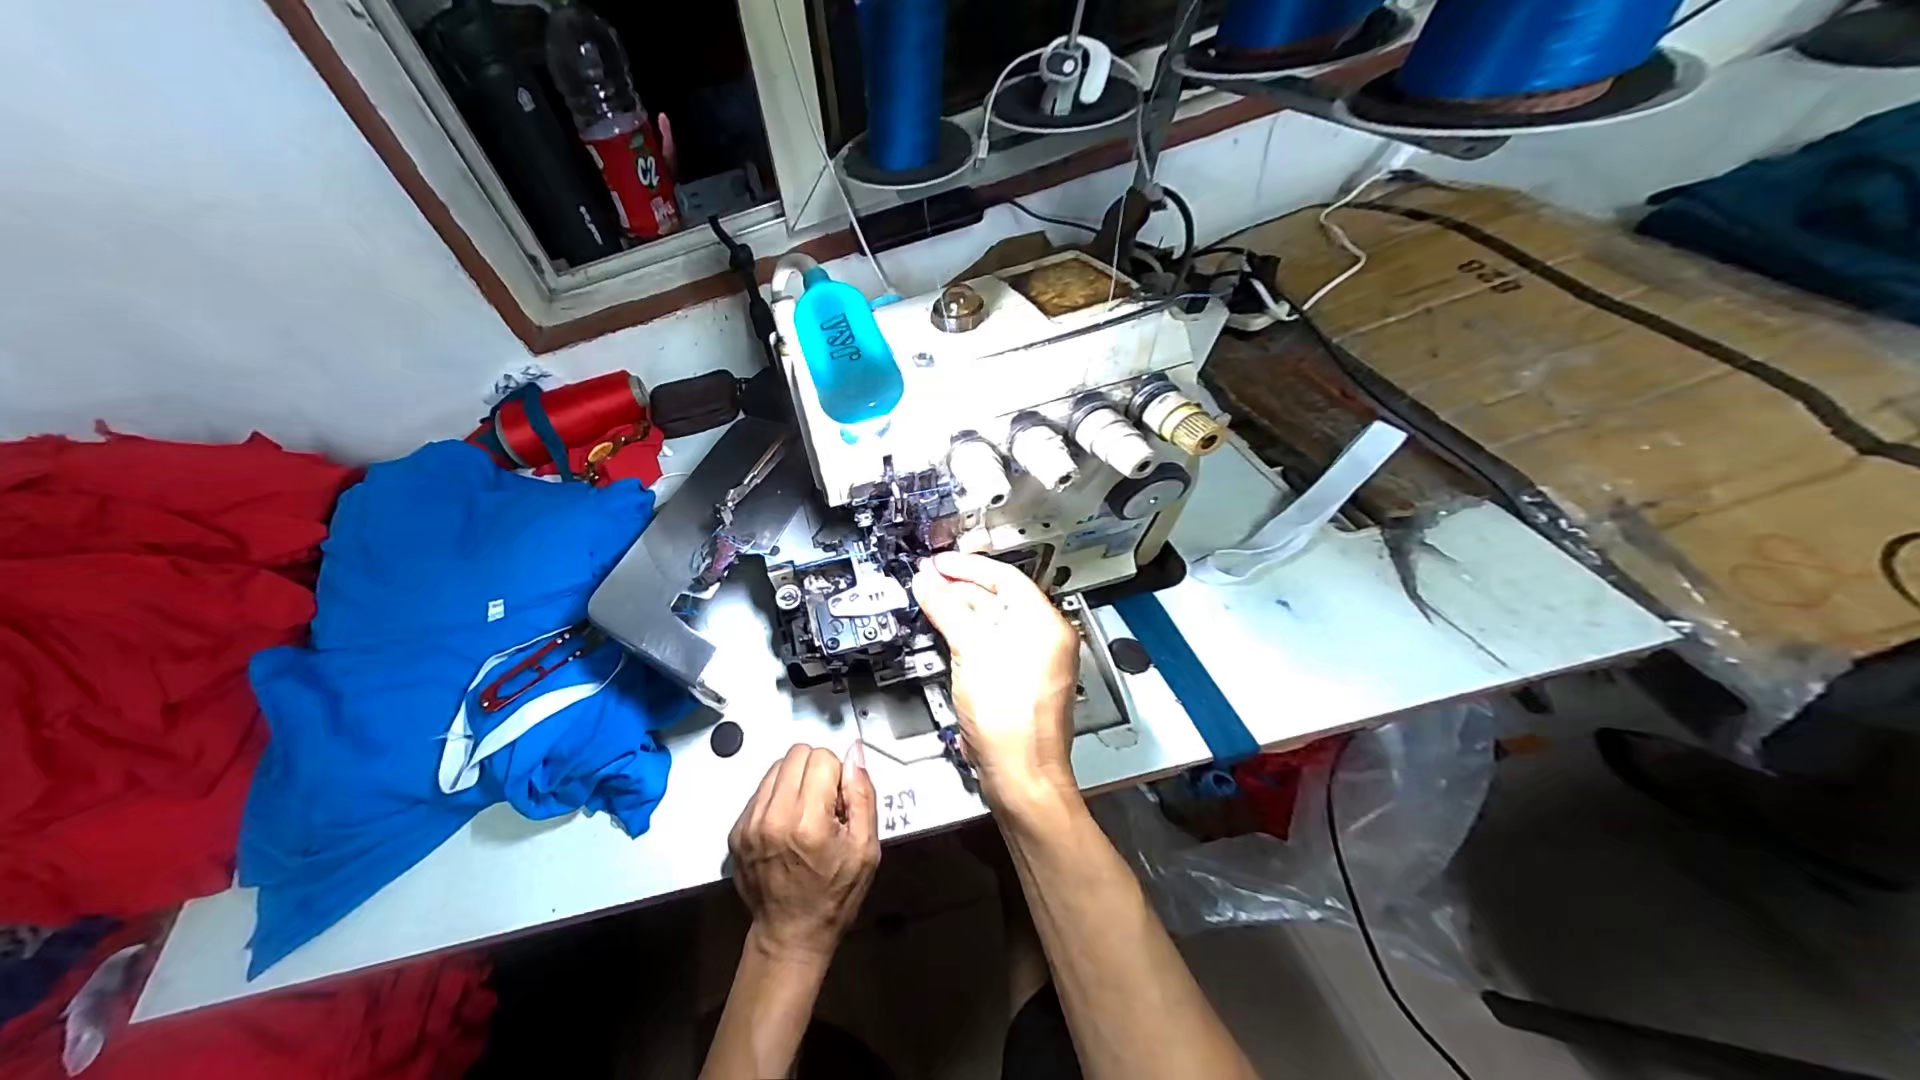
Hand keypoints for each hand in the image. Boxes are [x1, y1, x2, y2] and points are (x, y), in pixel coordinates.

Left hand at [728, 744, 879, 962]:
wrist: (790, 935)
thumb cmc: (835, 894)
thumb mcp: (866, 848)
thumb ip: (862, 795)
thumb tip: (854, 754)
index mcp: (807, 821)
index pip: (821, 757)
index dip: (838, 775)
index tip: (840, 804)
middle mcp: (772, 816)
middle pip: (797, 754)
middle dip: (816, 770)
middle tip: (824, 804)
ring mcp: (749, 823)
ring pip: (776, 767)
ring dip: (795, 781)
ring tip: (805, 814)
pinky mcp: (735, 830)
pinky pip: (760, 789)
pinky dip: (777, 796)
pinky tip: (787, 825)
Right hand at [912, 552, 1079, 810]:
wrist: (1020, 776)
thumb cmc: (1011, 723)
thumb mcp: (971, 650)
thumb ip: (949, 608)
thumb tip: (929, 582)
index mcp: (1046, 624)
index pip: (1005, 577)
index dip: (968, 566)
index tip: (940, 562)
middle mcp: (1047, 640)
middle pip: (999, 599)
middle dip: (960, 587)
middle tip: (928, 580)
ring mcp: (1035, 663)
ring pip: (995, 624)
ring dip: (962, 611)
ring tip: (931, 602)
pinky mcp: (1020, 684)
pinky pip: (993, 646)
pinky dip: (969, 636)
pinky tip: (948, 634)